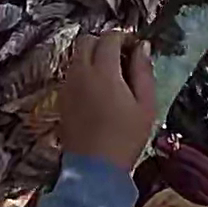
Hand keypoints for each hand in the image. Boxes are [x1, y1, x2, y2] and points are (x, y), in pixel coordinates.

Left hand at [59, 30, 157, 171]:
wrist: (95, 169)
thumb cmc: (126, 137)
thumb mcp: (146, 104)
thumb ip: (143, 71)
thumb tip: (142, 46)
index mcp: (103, 71)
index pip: (109, 37)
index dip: (124, 37)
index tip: (136, 48)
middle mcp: (80, 73)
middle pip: (87, 40)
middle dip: (104, 42)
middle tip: (122, 58)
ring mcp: (67, 85)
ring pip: (76, 56)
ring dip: (93, 56)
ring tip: (112, 75)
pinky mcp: (61, 98)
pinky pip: (72, 73)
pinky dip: (84, 72)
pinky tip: (99, 91)